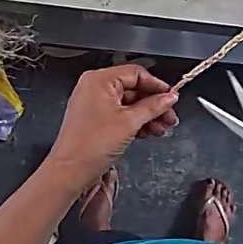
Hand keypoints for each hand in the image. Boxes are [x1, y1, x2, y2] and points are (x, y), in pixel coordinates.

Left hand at [43, 64, 177, 184]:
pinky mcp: (95, 119)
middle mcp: (95, 88)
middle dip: (154, 105)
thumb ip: (153, 107)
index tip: (171, 97)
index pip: (136, 73)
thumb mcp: (130, 122)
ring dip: (147, 116)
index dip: (156, 85)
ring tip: (161, 129)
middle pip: (133, 89)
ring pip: (129, 104)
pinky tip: (148, 133)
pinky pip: (120, 114)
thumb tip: (169, 98)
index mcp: (99, 80)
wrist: (71, 170)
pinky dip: (135, 122)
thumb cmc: (91, 144)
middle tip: (169, 116)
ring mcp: (94, 103)